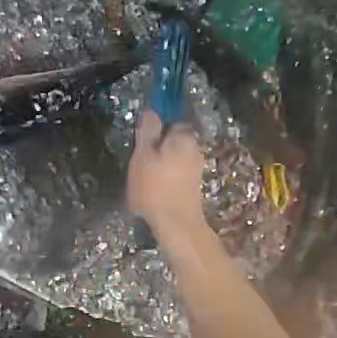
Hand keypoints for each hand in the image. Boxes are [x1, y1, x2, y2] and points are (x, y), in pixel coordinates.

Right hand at [128, 113, 207, 238]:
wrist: (177, 226)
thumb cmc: (155, 189)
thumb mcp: (142, 156)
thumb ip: (148, 132)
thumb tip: (151, 111)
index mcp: (184, 138)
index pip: (171, 122)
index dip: (155, 130)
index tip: (141, 144)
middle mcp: (195, 150)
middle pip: (172, 142)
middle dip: (157, 150)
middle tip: (139, 164)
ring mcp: (196, 170)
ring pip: (174, 160)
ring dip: (161, 167)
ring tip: (144, 181)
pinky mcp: (194, 188)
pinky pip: (176, 176)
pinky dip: (166, 180)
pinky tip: (154, 193)